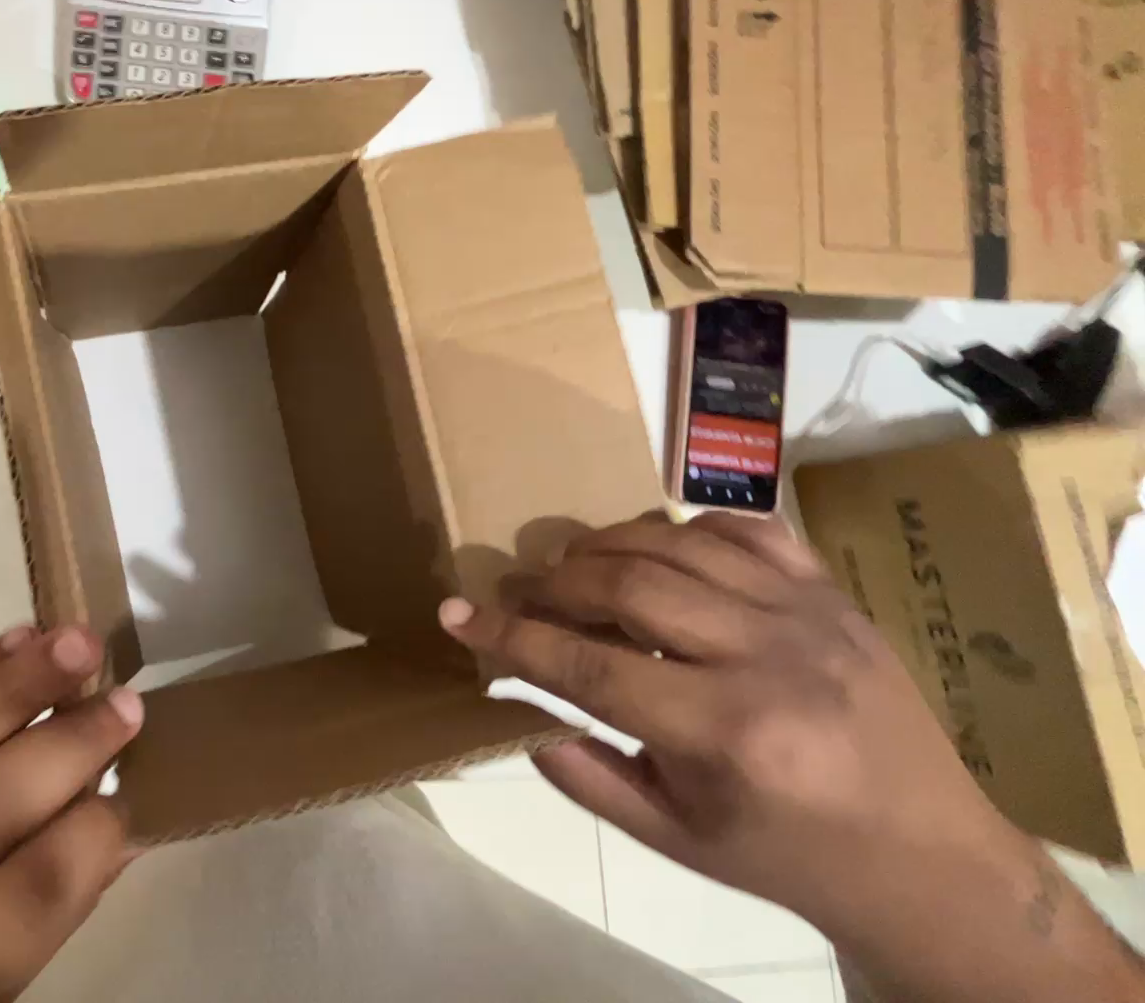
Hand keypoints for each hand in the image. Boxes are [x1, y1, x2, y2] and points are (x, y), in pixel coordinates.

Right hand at [440, 512, 1029, 930]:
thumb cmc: (785, 855)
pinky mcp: (834, 595)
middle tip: (517, 594)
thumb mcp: (671, 839)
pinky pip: (747, 529)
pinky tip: (654, 550)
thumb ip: (584, 775)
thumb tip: (520, 707)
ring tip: (570, 568)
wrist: (929, 859)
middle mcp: (769, 660)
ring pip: (678, 542)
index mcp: (727, 735)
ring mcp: (809, 617)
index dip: (509, 636)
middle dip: (552, 583)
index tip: (456, 614)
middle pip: (628, 583)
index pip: (588, 664)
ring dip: (604, 545)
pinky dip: (682, 526)